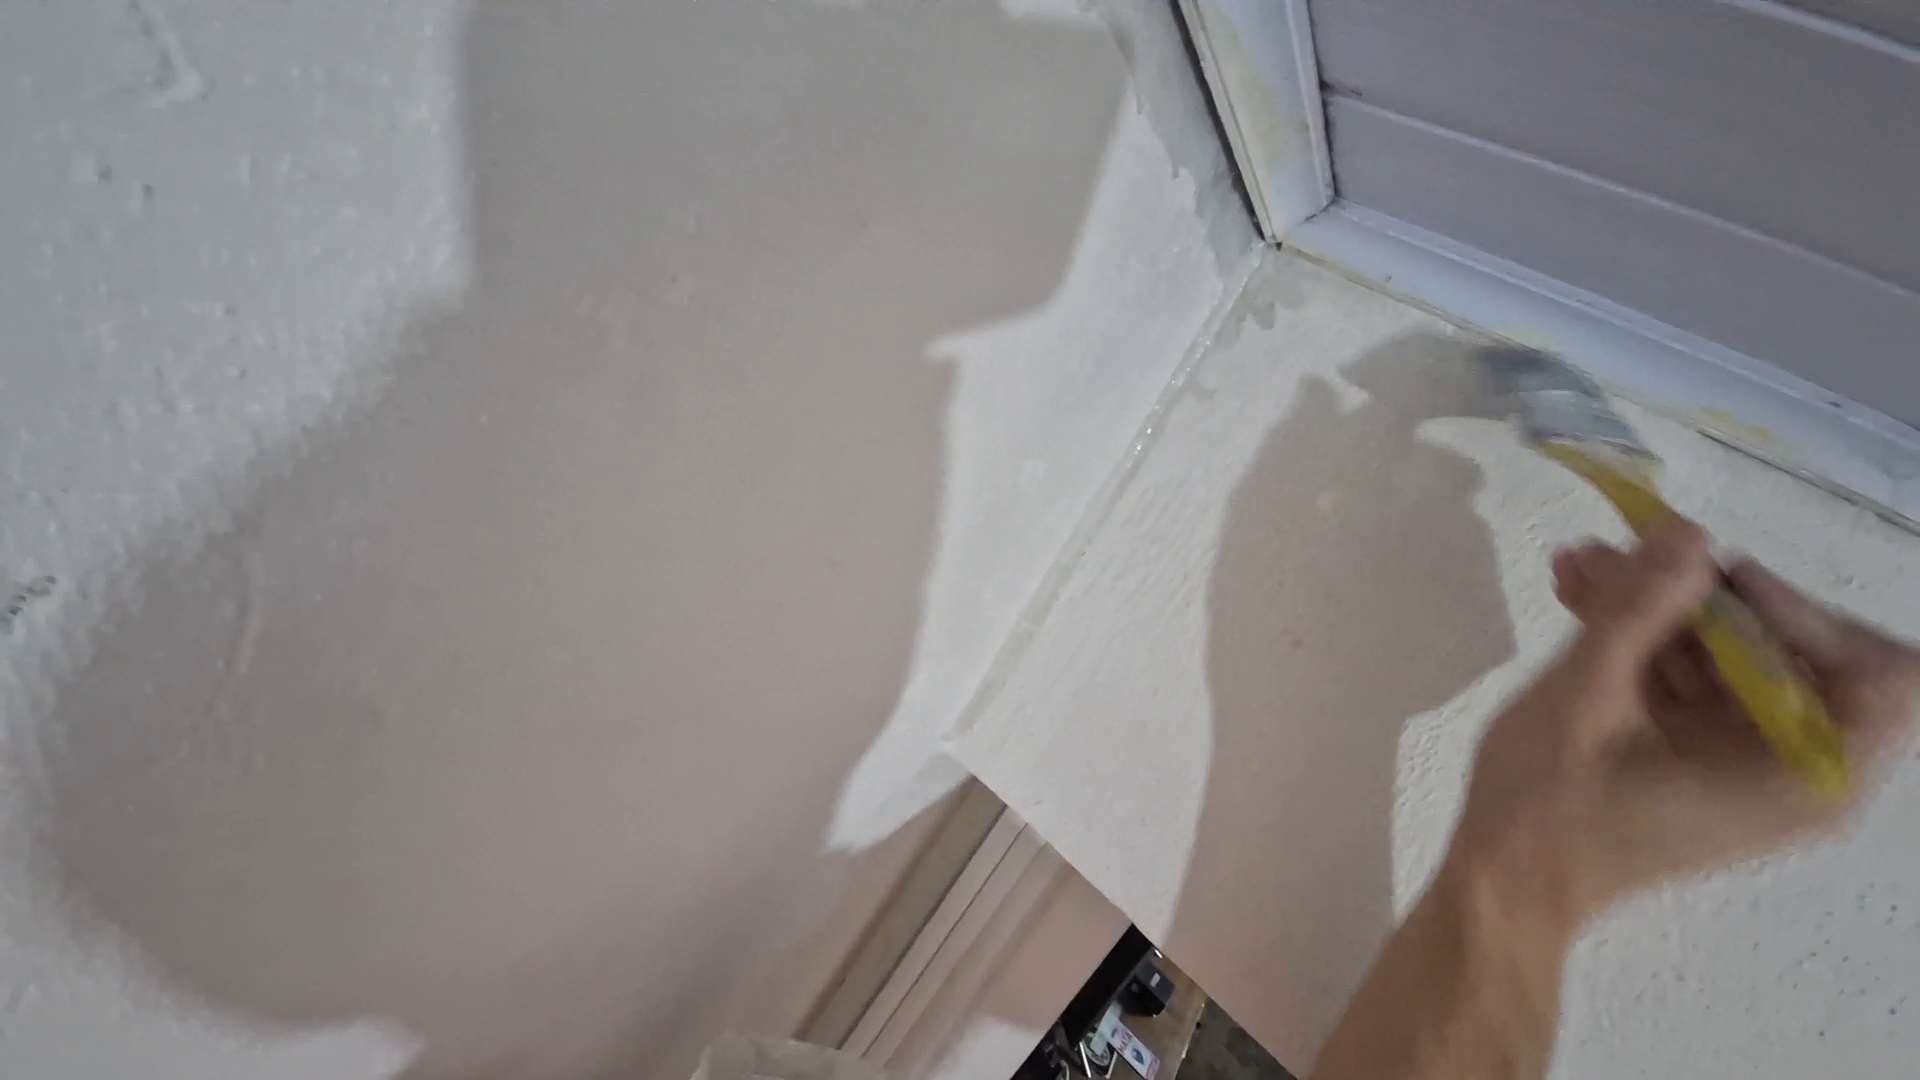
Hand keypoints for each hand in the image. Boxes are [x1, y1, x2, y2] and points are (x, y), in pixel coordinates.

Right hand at [1446, 520, 1919, 929]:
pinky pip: (1679, 682)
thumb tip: (1686, 534)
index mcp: (1804, 775)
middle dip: (1693, 596)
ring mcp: (1735, 760)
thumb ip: (1636, 615)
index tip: (1696, 571)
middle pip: (1780, 654)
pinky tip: (1574, 596)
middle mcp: (1792, 766)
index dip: (1792, 609)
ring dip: (1649, 608)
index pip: (1869, 672)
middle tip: (1617, 549)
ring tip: (1575, 562)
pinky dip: (1632, 640)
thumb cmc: (1546, 803)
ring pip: (1718, 659)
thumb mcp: (1583, 700)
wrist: (1502, 878)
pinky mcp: (1686, 754)